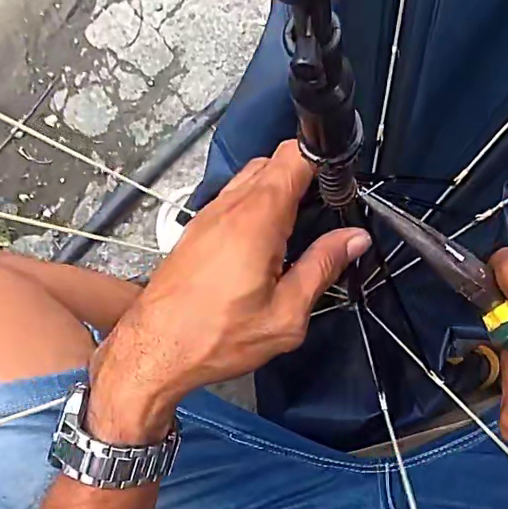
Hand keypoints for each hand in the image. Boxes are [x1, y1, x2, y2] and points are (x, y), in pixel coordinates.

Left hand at [89, 141, 368, 441]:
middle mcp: (229, 208)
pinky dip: (255, 209)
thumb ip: (322, 268)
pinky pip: (232, 201)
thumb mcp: (285, 314)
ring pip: (250, 180)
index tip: (340, 183)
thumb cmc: (213, 338)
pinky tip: (265, 246)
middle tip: (325, 211)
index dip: (323, 161)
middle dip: (304, 177)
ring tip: (297, 232)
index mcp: (257, 220)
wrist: (154, 351)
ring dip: (278, 193)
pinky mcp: (196, 231)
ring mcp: (208, 216)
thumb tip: (353, 240)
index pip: (294, 157)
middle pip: (273, 162)